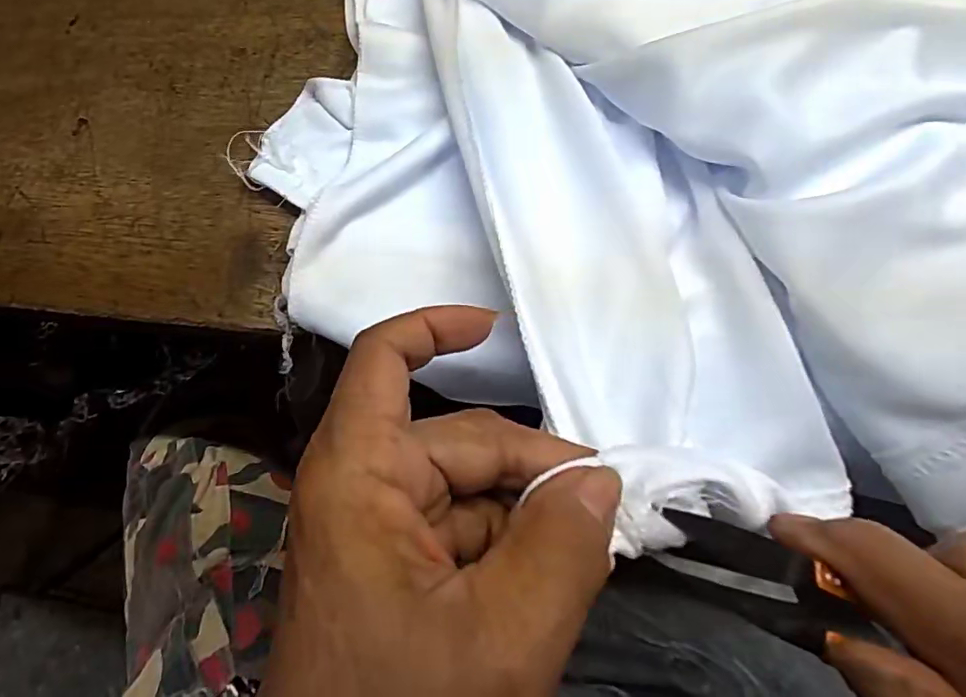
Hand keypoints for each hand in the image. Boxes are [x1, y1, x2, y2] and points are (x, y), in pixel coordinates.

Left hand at [259, 305, 622, 696]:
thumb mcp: (497, 639)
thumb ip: (559, 550)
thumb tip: (598, 480)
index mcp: (359, 470)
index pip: (385, 359)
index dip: (435, 327)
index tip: (494, 326)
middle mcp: (360, 481)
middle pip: (458, 437)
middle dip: (532, 465)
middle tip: (606, 505)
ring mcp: (375, 523)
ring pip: (466, 486)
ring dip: (526, 510)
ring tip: (586, 548)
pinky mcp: (391, 562)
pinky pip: (460, 526)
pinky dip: (507, 542)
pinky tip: (550, 573)